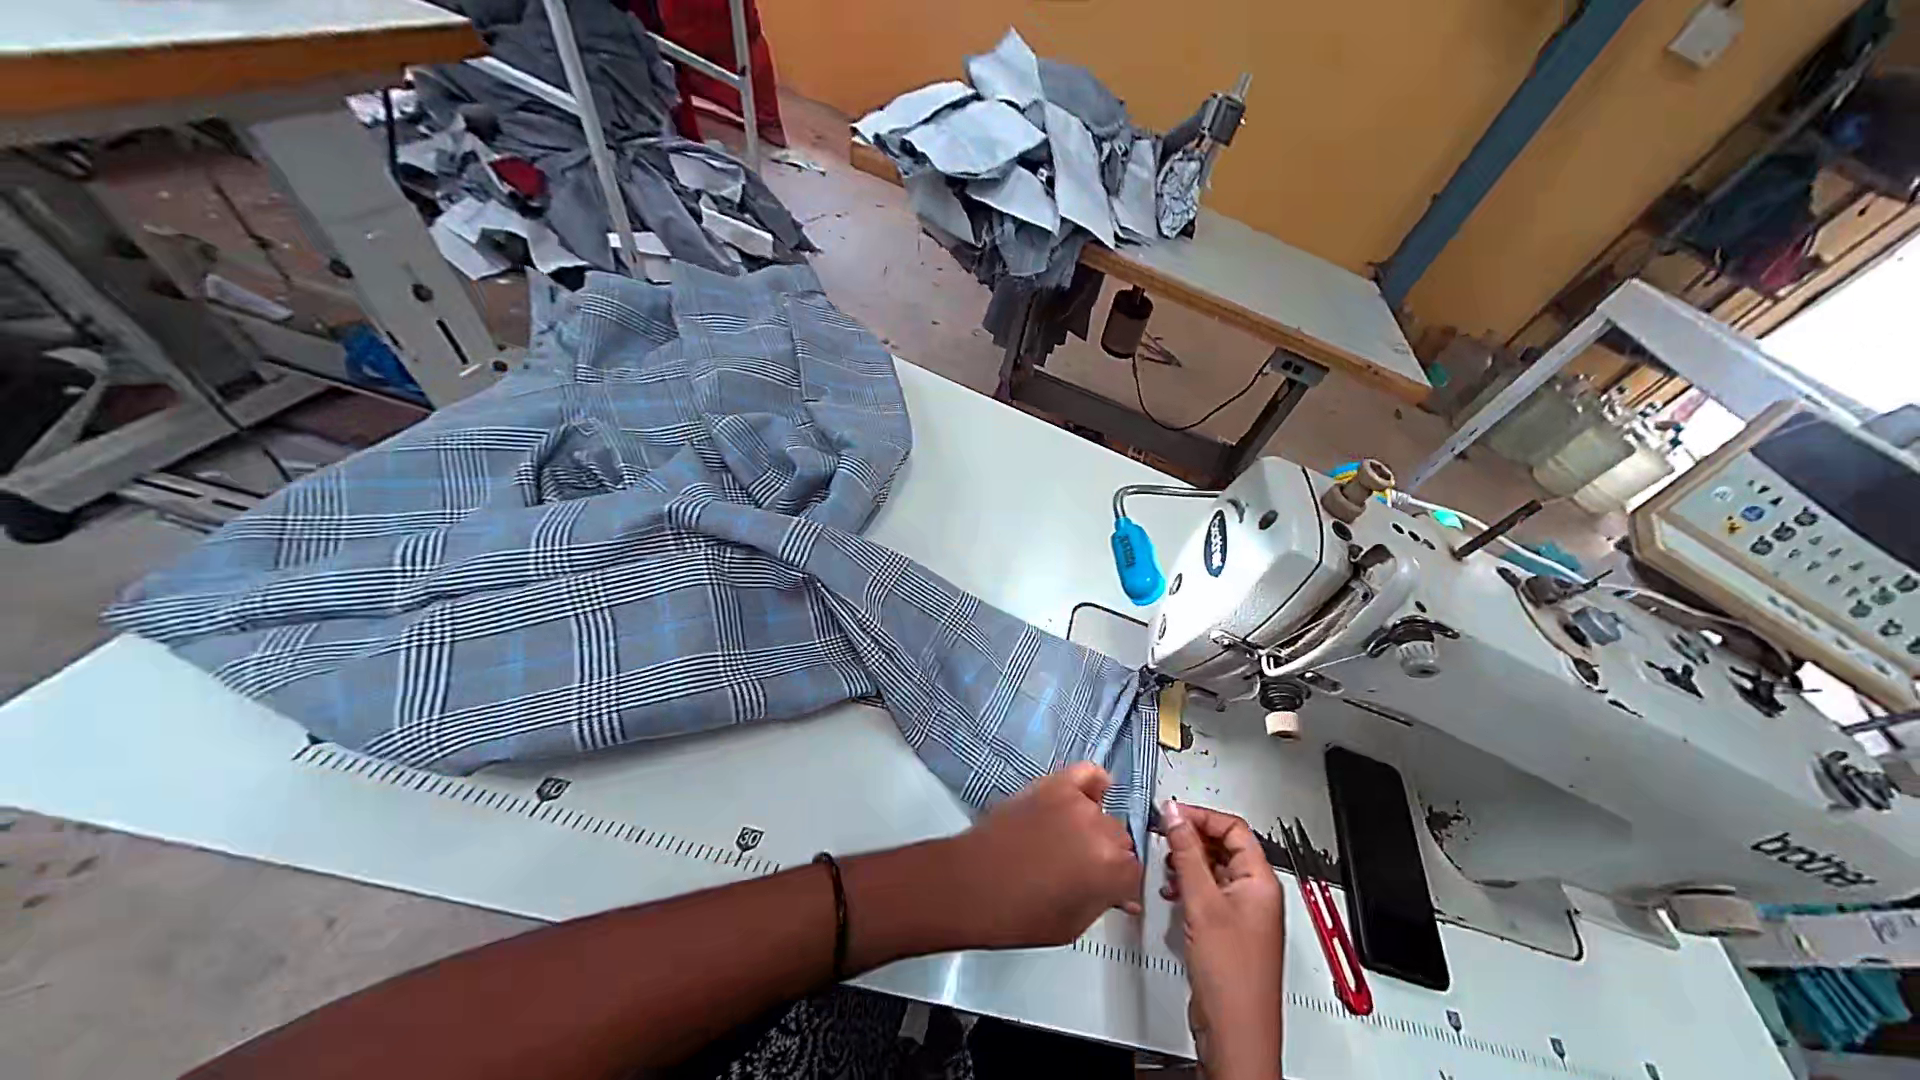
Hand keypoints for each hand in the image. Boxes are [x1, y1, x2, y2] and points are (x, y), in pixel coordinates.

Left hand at [936, 763, 1144, 948]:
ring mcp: (1076, 802)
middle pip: (1120, 841)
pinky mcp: (1052, 784)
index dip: (1121, 885)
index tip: (1110, 892)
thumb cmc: (1018, 914)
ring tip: (1069, 842)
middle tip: (1084, 870)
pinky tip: (1092, 794)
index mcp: (1111, 868)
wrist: (971, 882)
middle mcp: (1100, 830)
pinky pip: (1087, 773)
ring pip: (1102, 814)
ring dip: (1093, 829)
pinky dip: (1093, 782)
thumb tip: (1121, 895)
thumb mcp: (1072, 923)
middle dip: (1109, 858)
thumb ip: (1103, 902)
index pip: (1135, 873)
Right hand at [1158, 799, 1282, 1079]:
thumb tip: (1175, 814)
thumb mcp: (1201, 902)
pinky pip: (1207, 891)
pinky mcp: (1226, 929)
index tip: (1172, 815)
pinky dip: (1187, 885)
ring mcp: (1241, 912)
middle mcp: (1254, 893)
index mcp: (1260, 881)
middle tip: (1164, 837)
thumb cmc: (1232, 979)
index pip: (1233, 828)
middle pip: (1224, 845)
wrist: (1235, 1032)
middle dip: (1192, 838)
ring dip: (1187, 862)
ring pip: (1213, 868)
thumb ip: (1186, 853)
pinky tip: (1172, 892)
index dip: (1202, 816)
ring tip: (1167, 867)